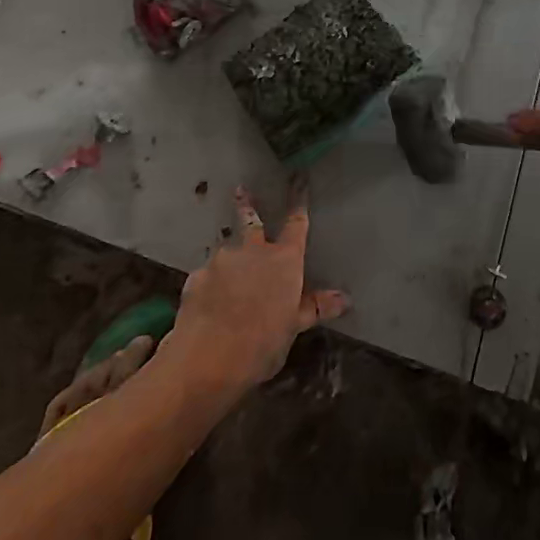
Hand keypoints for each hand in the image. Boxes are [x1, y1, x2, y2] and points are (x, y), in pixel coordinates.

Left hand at [165, 183, 349, 389]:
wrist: (207, 359)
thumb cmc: (262, 342)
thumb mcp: (294, 327)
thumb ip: (315, 307)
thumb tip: (345, 299)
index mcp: (285, 260)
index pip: (297, 223)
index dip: (299, 201)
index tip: (298, 179)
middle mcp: (253, 251)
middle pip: (252, 220)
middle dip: (247, 204)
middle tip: (241, 189)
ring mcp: (221, 262)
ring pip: (227, 252)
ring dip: (230, 259)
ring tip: (228, 279)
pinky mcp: (194, 278)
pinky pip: (207, 275)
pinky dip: (211, 283)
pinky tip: (209, 302)